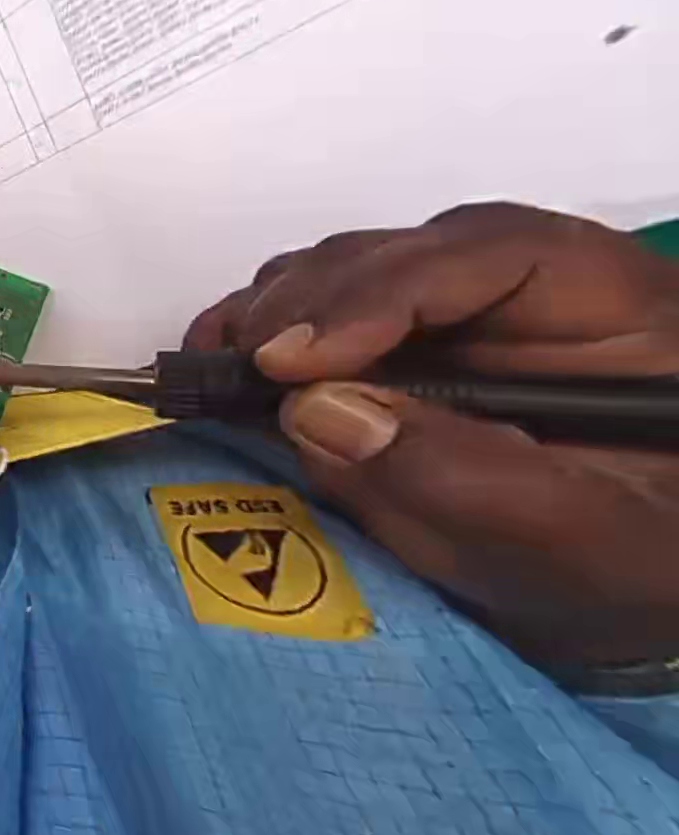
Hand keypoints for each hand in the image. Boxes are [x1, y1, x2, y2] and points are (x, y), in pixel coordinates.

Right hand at [186, 202, 678, 666]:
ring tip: (234, 377)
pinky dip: (236, 328)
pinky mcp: (355, 336)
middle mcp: (511, 293)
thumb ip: (459, 475)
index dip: (378, 294)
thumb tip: (314, 409)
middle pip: (388, 254)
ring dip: (261, 318)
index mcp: (614, 317)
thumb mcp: (564, 541)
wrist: (565, 580)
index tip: (290, 362)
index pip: (494, 255)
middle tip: (253, 372)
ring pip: (322, 271)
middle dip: (303, 307)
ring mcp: (421, 310)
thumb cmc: (599, 564)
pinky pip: (279, 303)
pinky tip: (220, 365)